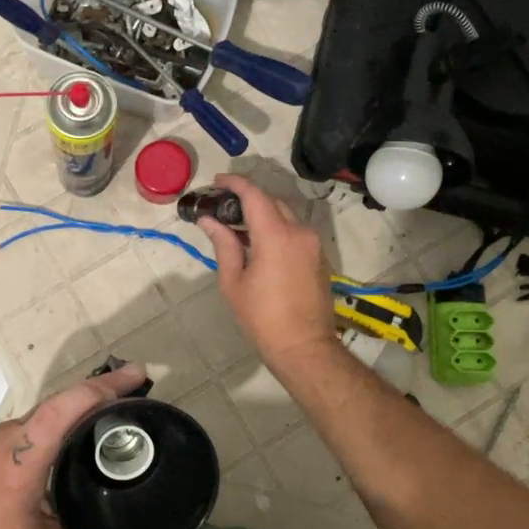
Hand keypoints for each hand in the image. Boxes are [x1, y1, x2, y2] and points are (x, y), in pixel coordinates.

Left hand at [0, 363, 149, 528]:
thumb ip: (90, 513)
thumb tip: (123, 492)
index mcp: (18, 466)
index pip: (61, 411)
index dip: (99, 389)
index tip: (135, 375)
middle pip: (54, 407)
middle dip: (95, 395)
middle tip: (132, 392)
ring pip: (38, 416)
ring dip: (71, 415)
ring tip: (104, 420)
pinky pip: (21, 427)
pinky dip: (48, 427)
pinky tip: (64, 442)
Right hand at [196, 173, 339, 369]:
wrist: (304, 347)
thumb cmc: (262, 317)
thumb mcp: (233, 281)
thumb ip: (223, 244)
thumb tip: (208, 220)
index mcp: (275, 235)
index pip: (254, 195)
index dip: (235, 183)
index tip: (217, 181)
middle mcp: (299, 232)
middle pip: (272, 201)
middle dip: (248, 199)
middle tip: (224, 207)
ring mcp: (313, 244)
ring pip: (286, 215)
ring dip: (264, 214)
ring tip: (238, 226)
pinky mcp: (319, 257)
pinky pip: (295, 232)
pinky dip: (277, 229)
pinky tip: (259, 245)